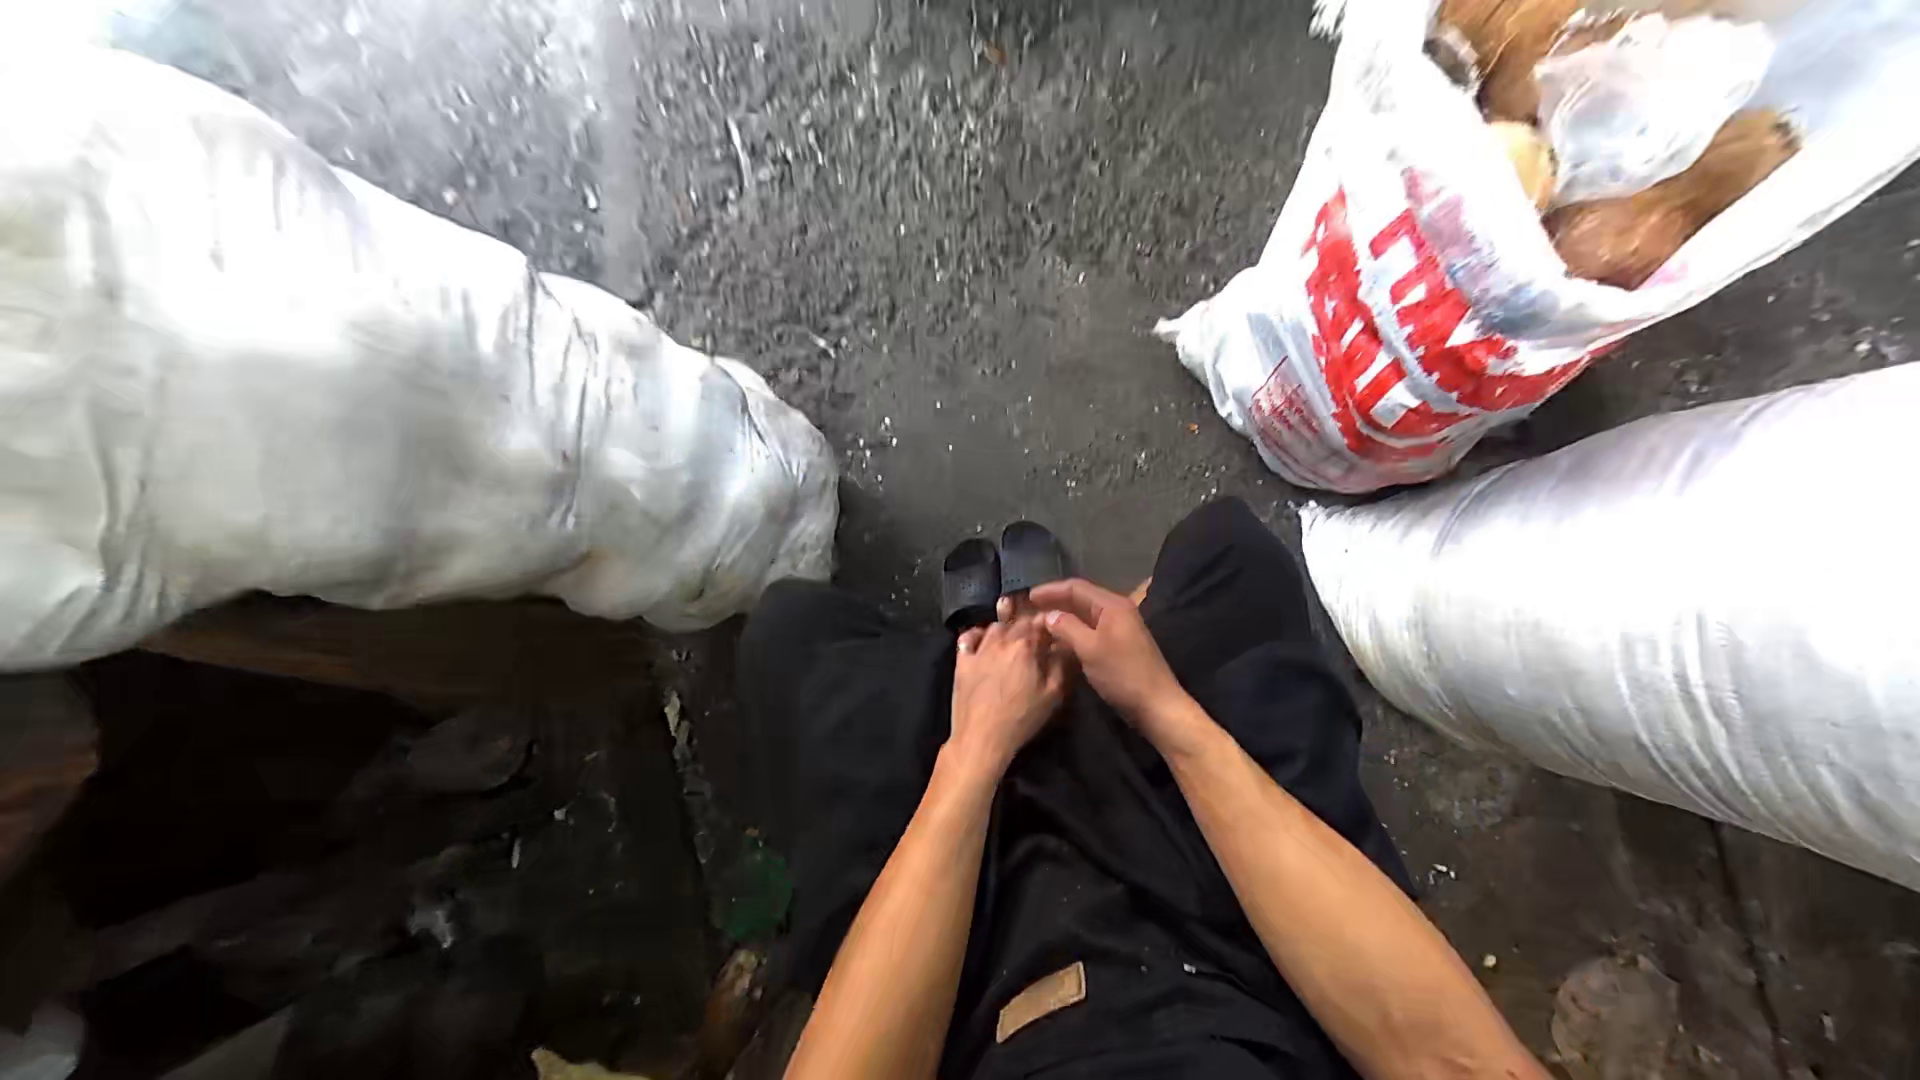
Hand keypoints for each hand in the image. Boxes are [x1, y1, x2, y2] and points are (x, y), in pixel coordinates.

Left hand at [948, 615, 1067, 775]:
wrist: (981, 737)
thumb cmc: (1021, 718)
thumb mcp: (1051, 695)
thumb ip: (1059, 665)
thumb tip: (1062, 645)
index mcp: (1025, 647)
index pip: (1039, 623)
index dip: (1047, 622)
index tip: (1052, 627)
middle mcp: (1001, 642)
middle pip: (1016, 622)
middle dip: (1027, 624)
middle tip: (1034, 634)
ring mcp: (979, 650)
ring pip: (994, 627)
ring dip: (1005, 627)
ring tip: (1011, 638)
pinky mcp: (962, 662)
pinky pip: (967, 637)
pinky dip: (976, 634)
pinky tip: (981, 639)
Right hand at [1029, 579, 1191, 740]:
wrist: (1156, 705)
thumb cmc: (1122, 674)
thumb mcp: (1090, 648)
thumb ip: (1067, 627)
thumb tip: (1048, 615)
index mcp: (1112, 605)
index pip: (1076, 587)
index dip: (1050, 590)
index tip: (1027, 597)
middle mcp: (1117, 611)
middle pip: (1080, 599)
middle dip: (1055, 603)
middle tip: (1029, 610)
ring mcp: (1119, 629)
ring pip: (1084, 616)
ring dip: (1062, 619)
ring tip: (1038, 625)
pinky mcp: (1118, 645)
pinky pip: (1090, 631)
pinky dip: (1072, 633)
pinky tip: (1057, 643)